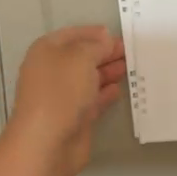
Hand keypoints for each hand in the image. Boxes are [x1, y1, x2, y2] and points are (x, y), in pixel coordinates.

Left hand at [7, 26, 126, 174]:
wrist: (47, 142)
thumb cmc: (61, 91)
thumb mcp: (81, 57)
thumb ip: (96, 46)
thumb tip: (105, 41)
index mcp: (46, 52)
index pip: (71, 35)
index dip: (92, 33)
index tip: (115, 33)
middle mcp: (52, 71)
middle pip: (81, 57)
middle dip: (104, 53)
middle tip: (129, 51)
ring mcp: (62, 96)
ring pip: (88, 79)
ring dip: (107, 72)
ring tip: (129, 67)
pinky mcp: (74, 118)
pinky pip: (92, 100)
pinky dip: (104, 94)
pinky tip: (119, 90)